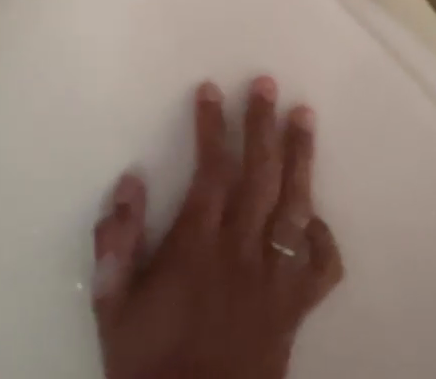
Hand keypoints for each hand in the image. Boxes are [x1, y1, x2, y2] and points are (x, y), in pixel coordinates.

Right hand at [92, 78, 344, 378]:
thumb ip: (115, 241)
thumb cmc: (148, 362)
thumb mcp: (113, 305)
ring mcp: (274, 279)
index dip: (213, 127)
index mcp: (196, 247)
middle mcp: (240, 252)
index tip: (212, 91)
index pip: (211, 171)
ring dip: (301, 158)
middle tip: (266, 84)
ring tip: (305, 115)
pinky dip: (323, 236)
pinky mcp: (295, 308)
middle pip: (258, 176)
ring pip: (294, 207)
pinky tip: (315, 213)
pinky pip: (320, 267)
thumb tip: (131, 181)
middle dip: (262, 125)